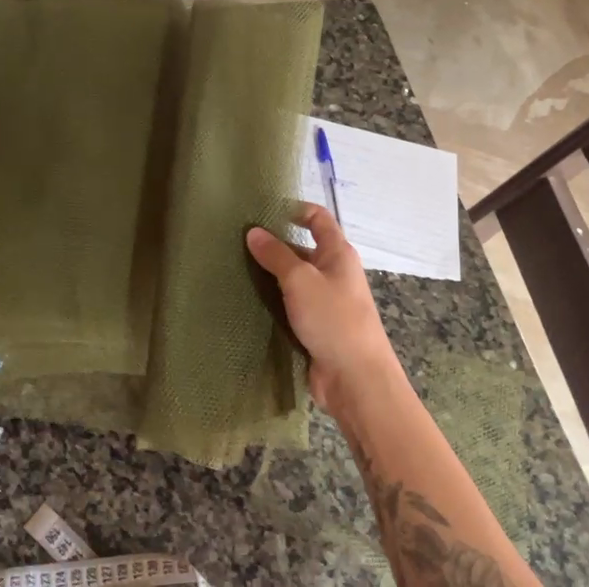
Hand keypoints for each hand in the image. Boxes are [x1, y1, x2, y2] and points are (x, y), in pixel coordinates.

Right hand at [247, 203, 400, 414]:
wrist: (356, 379)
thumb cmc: (333, 319)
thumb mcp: (301, 280)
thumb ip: (276, 254)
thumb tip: (253, 231)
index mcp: (338, 254)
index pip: (318, 219)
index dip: (295, 210)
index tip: (263, 210)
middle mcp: (333, 273)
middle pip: (301, 250)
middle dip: (273, 246)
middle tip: (235, 242)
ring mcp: (325, 302)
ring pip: (292, 281)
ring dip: (269, 277)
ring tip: (232, 269)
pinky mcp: (315, 328)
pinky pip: (290, 307)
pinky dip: (272, 304)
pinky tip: (246, 302)